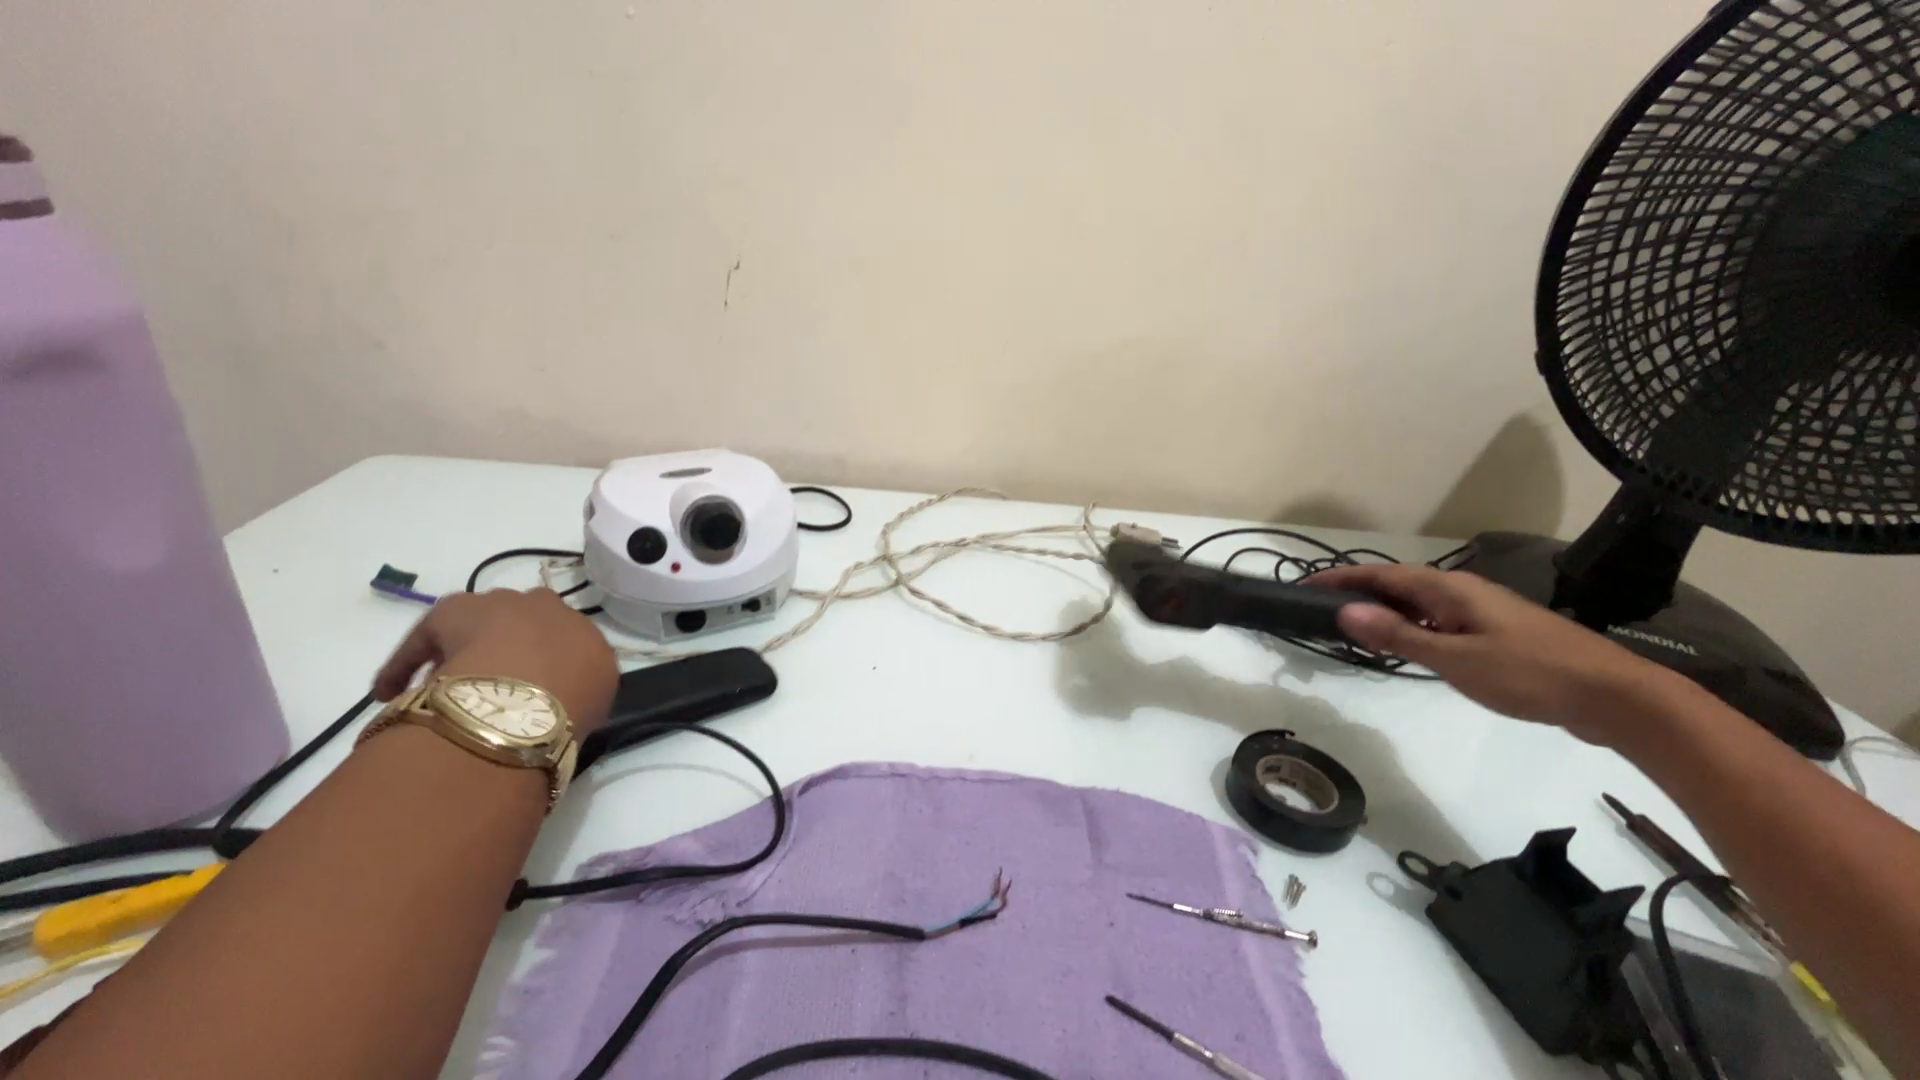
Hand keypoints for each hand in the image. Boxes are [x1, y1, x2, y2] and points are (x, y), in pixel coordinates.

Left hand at [373, 589, 617, 734]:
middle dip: (511, 641)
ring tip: (448, 683)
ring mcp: (504, 605)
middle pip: (527, 620)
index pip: (567, 642)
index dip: (547, 664)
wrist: (528, 697)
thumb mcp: (594, 704)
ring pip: (481, 619)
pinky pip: (428, 635)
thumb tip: (559, 700)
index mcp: (586, 635)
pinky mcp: (454, 609)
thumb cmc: (568, 711)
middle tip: (494, 679)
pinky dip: (408, 661)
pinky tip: (389, 688)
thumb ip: (581, 691)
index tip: (531, 690)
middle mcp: (550, 609)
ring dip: (468, 644)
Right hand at [1312, 563, 1680, 744]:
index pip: (1383, 575)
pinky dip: (1411, 629)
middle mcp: (1463, 593)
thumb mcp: (1455, 659)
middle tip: (1320, 609)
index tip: (1305, 586)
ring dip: (1385, 611)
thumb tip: (1346, 610)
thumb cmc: (1529, 673)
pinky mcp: (1496, 636)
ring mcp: (1482, 614)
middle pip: (1399, 585)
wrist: (1612, 696)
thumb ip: (1399, 636)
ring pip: (1420, 605)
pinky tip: (1406, 648)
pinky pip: (1438, 622)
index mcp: (1451, 590)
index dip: (1343, 579)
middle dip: (1359, 592)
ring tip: (1351, 627)